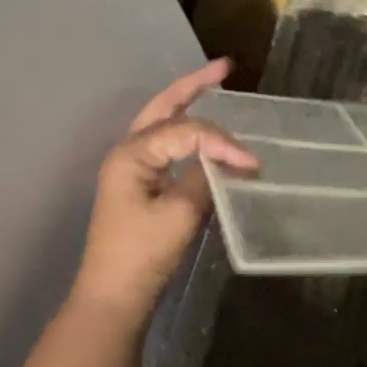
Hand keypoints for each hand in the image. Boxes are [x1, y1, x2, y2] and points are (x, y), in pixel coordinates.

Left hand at [70, 59, 258, 319]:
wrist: (114, 298)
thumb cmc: (142, 255)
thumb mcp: (180, 215)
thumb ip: (205, 178)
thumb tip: (228, 161)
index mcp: (132, 154)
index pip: (186, 131)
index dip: (222, 141)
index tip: (252, 163)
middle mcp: (128, 152)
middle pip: (164, 107)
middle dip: (194, 85)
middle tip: (226, 67)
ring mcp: (133, 168)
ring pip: (163, 122)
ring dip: (189, 103)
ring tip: (217, 84)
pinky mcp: (141, 185)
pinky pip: (167, 144)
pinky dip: (188, 131)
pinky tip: (206, 131)